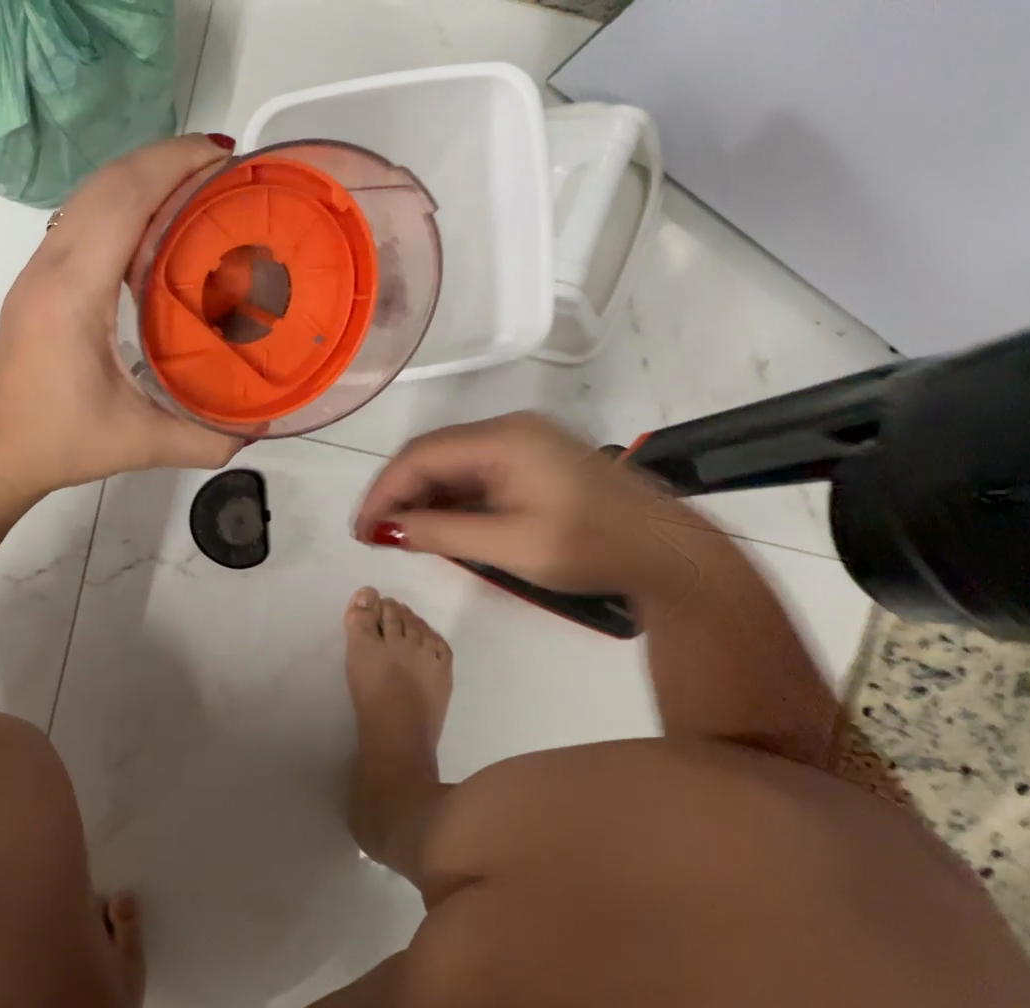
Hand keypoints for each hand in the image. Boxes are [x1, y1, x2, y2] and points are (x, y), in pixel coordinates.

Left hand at [0, 135, 245, 500]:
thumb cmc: (60, 443)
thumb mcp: (139, 444)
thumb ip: (205, 440)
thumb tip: (260, 428)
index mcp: (74, 291)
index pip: (124, 197)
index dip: (175, 163)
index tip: (227, 156)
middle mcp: (50, 266)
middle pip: (107, 182)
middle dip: (165, 159)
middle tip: (223, 167)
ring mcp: (37, 270)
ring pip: (88, 195)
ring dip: (141, 178)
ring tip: (195, 189)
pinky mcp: (35, 282)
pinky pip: (79, 220)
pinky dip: (120, 204)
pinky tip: (154, 230)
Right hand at [355, 412, 705, 597]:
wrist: (669, 554)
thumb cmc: (591, 548)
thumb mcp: (509, 545)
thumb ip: (442, 532)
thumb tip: (386, 530)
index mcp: (504, 440)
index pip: (420, 456)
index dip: (383, 491)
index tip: (361, 529)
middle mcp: (510, 430)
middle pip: (432, 455)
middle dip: (397, 493)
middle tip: (374, 535)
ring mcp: (525, 444)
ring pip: (451, 464)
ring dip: (421, 497)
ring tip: (400, 535)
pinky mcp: (534, 462)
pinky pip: (475, 473)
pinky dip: (449, 498)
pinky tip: (438, 525)